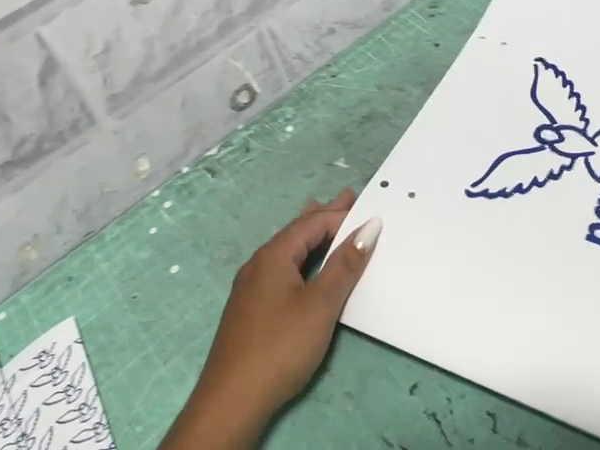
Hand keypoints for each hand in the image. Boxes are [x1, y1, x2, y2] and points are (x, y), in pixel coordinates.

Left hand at [159, 190, 381, 449]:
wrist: (231, 401)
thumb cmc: (279, 347)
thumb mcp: (320, 305)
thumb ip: (344, 265)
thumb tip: (368, 226)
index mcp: (273, 256)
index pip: (313, 223)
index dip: (341, 215)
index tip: (367, 207)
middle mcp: (258, 264)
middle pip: (296, 231)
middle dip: (324, 215)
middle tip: (348, 198)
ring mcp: (250, 288)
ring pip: (286, 251)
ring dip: (311, 236)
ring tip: (327, 223)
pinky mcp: (249, 310)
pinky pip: (280, 269)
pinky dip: (300, 258)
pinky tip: (304, 268)